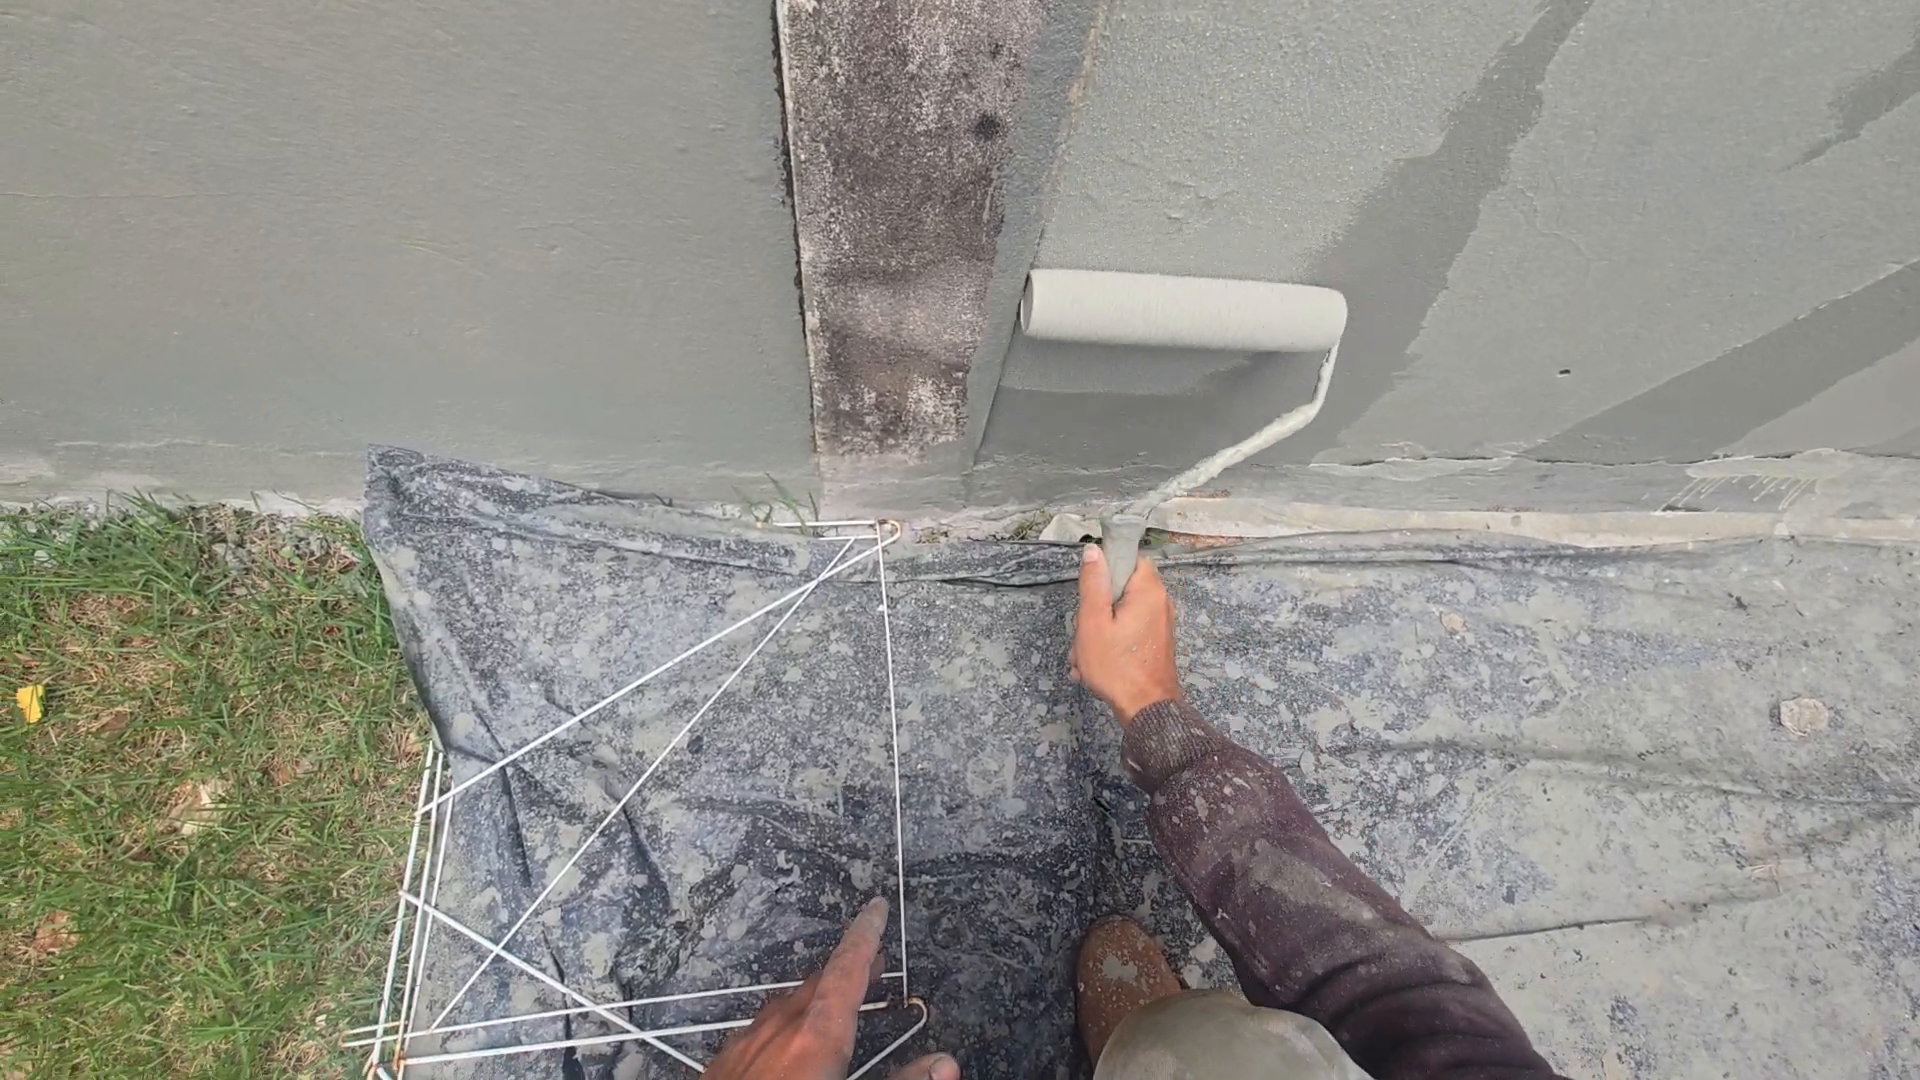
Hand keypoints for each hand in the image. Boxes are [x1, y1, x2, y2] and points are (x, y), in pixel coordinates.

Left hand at [705, 897, 958, 1079]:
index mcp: (817, 1034)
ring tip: (834, 1003)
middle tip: (874, 965)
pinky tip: (782, 1049)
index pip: (848, 966)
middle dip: (848, 970)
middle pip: (819, 984)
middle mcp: (780, 1027)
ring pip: (787, 1007)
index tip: (875, 906)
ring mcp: (744, 1046)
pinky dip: (784, 1026)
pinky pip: (759, 1033)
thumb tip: (947, 1062)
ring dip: (816, 998)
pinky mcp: (720, 1067)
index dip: (866, 934)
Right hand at [1070, 545, 1181, 725]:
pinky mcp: (1155, 641)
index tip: (1090, 591)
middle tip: (1083, 631)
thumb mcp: (1093, 622)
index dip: (1106, 570)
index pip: (1129, 559)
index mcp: (1148, 591)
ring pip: (1120, 612)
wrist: (1146, 710)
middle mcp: (1160, 602)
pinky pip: (1128, 630)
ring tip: (1084, 655)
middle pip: (1121, 588)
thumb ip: (1093, 584)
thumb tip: (1094, 551)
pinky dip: (1110, 641)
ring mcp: (1159, 623)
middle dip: (1095, 608)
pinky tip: (1094, 663)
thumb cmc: (1116, 666)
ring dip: (1097, 630)